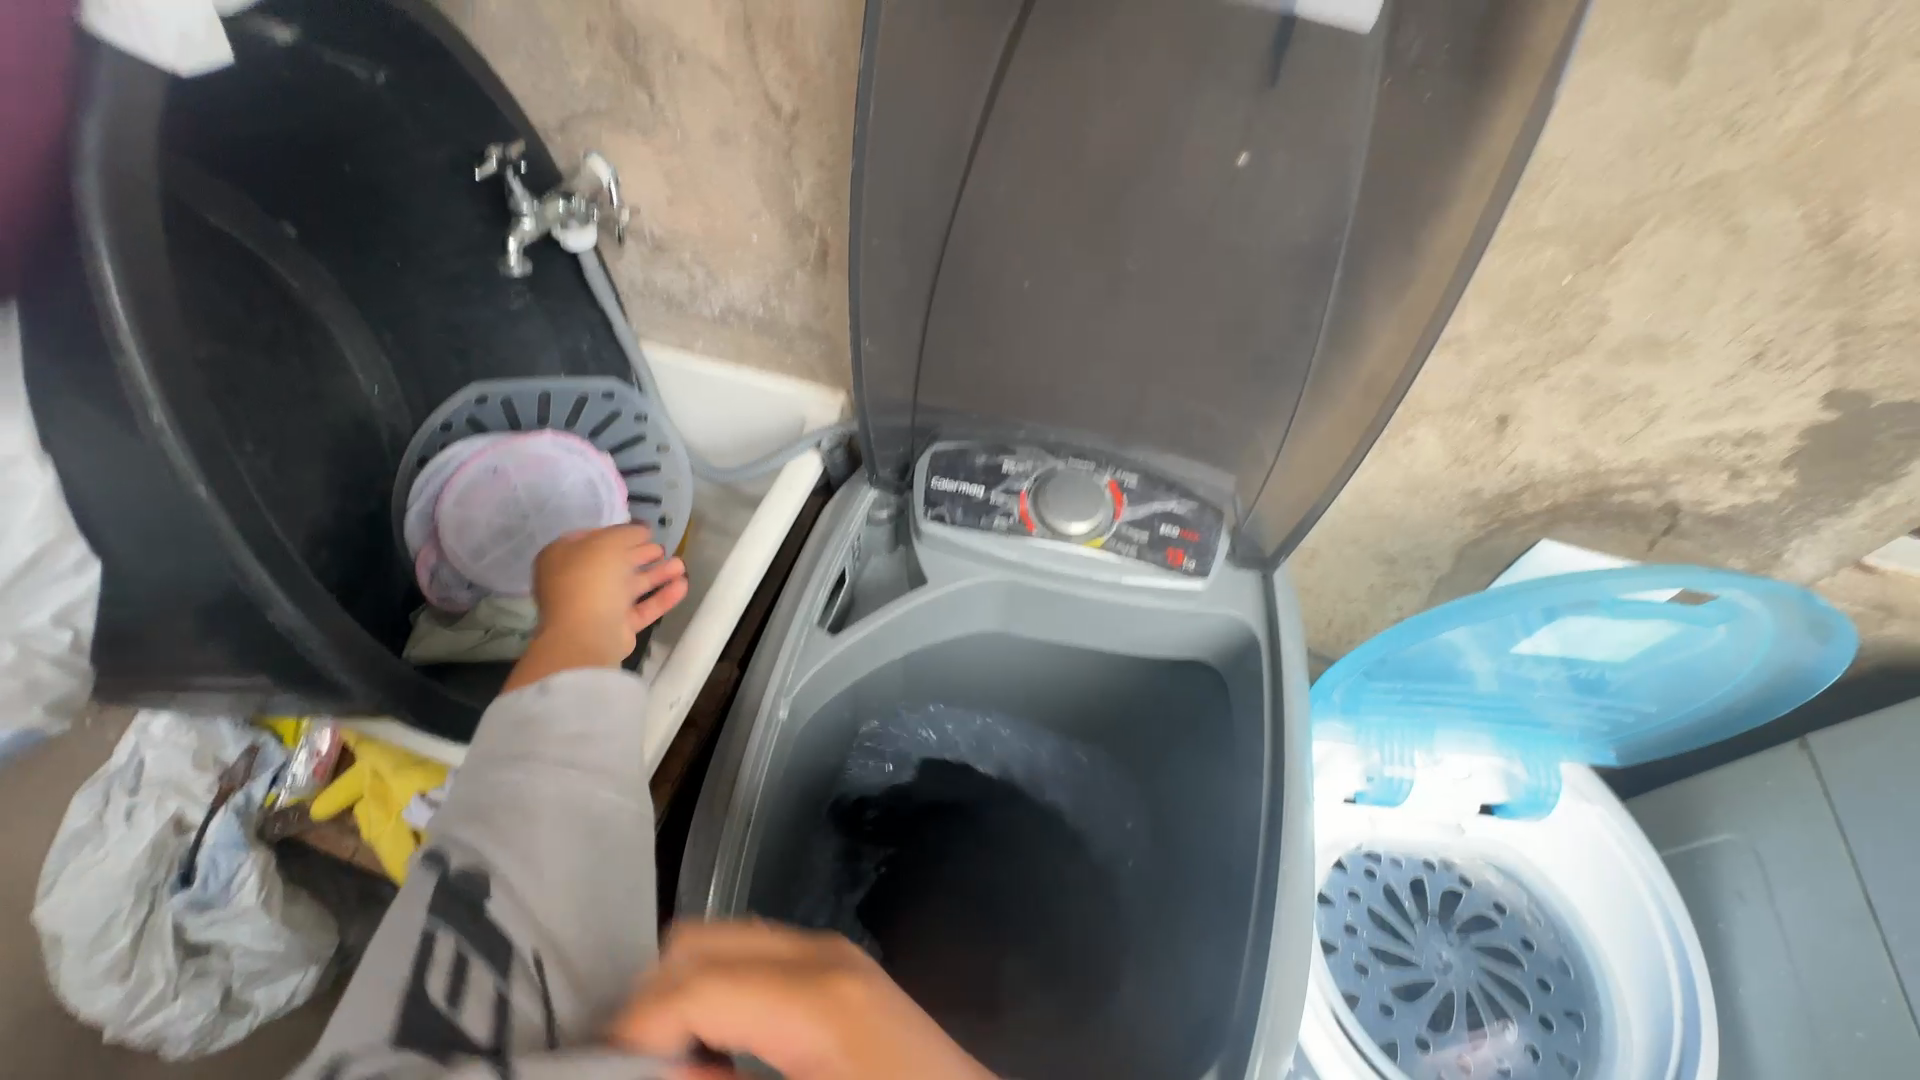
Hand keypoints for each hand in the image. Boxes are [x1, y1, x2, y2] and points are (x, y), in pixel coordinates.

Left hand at [501, 524, 687, 691]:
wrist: (586, 634)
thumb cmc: (590, 579)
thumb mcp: (608, 543)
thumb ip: (627, 532)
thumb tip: (641, 532)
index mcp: (563, 557)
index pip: (592, 539)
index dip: (618, 533)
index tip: (643, 531)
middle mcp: (577, 580)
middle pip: (614, 563)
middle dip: (641, 554)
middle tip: (662, 548)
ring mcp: (597, 605)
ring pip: (631, 586)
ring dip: (656, 574)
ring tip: (680, 565)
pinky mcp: (616, 626)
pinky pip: (642, 608)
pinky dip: (661, 597)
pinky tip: (682, 585)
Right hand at [609, 921, 994, 1079]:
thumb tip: (653, 1068)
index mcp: (816, 999)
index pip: (691, 985)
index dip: (630, 1035)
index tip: (592, 1073)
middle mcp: (821, 956)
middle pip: (698, 945)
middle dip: (649, 1009)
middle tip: (632, 1073)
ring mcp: (835, 957)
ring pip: (722, 945)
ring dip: (680, 1000)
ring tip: (671, 1069)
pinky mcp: (840, 973)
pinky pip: (753, 961)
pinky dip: (716, 996)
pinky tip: (718, 1057)